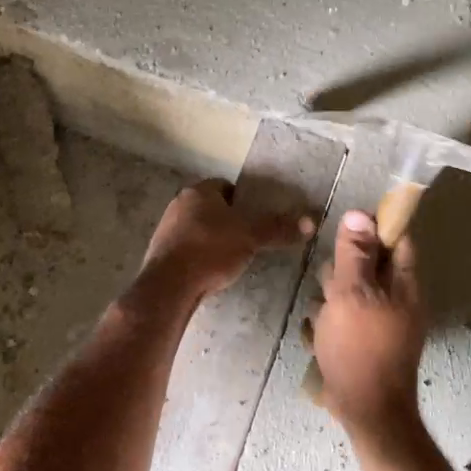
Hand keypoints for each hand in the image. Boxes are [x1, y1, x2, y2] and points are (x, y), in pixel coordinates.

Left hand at [141, 179, 313, 297]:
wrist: (170, 283)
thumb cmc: (211, 249)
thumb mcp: (251, 236)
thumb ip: (278, 228)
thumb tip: (311, 221)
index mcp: (198, 192)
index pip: (224, 186)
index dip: (242, 199)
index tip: (255, 216)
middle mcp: (178, 204)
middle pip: (209, 207)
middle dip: (226, 220)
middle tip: (247, 238)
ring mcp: (165, 229)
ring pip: (195, 228)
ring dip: (211, 239)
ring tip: (230, 257)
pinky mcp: (160, 253)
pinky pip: (185, 249)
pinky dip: (198, 256)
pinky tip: (210, 271)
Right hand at [313, 209, 425, 433]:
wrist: (366, 409)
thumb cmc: (359, 347)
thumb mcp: (351, 293)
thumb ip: (354, 255)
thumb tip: (359, 214)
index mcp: (404, 284)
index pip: (396, 239)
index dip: (373, 228)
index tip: (343, 233)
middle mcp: (398, 299)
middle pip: (368, 265)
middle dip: (342, 271)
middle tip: (330, 287)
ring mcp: (382, 324)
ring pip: (350, 293)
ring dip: (330, 299)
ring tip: (321, 317)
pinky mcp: (365, 343)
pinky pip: (343, 320)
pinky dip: (329, 324)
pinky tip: (317, 335)